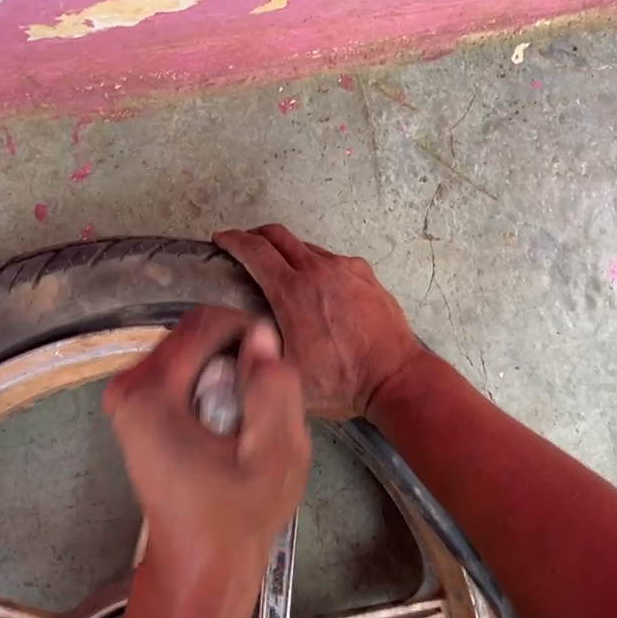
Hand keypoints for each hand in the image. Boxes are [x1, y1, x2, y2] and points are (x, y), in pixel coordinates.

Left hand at [105, 305, 310, 577]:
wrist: (200, 561)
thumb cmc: (238, 516)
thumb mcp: (278, 457)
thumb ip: (275, 392)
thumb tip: (261, 335)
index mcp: (152, 395)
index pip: (208, 322)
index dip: (249, 335)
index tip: (269, 376)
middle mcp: (127, 385)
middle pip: (195, 330)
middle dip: (235, 354)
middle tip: (257, 402)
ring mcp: (125, 393)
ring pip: (190, 343)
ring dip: (225, 366)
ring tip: (243, 414)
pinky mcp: (133, 402)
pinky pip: (181, 363)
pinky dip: (210, 377)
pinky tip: (224, 418)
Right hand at [214, 224, 427, 420]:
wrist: (395, 377)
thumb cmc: (342, 382)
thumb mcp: (287, 376)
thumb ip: (257, 354)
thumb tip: (236, 336)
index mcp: (293, 292)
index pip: (255, 251)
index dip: (233, 240)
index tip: (221, 239)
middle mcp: (319, 271)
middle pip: (278, 235)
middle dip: (254, 235)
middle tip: (242, 245)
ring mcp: (345, 269)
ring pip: (306, 247)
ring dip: (286, 251)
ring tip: (278, 271)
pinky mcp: (364, 274)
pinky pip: (332, 260)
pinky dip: (315, 265)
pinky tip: (315, 287)